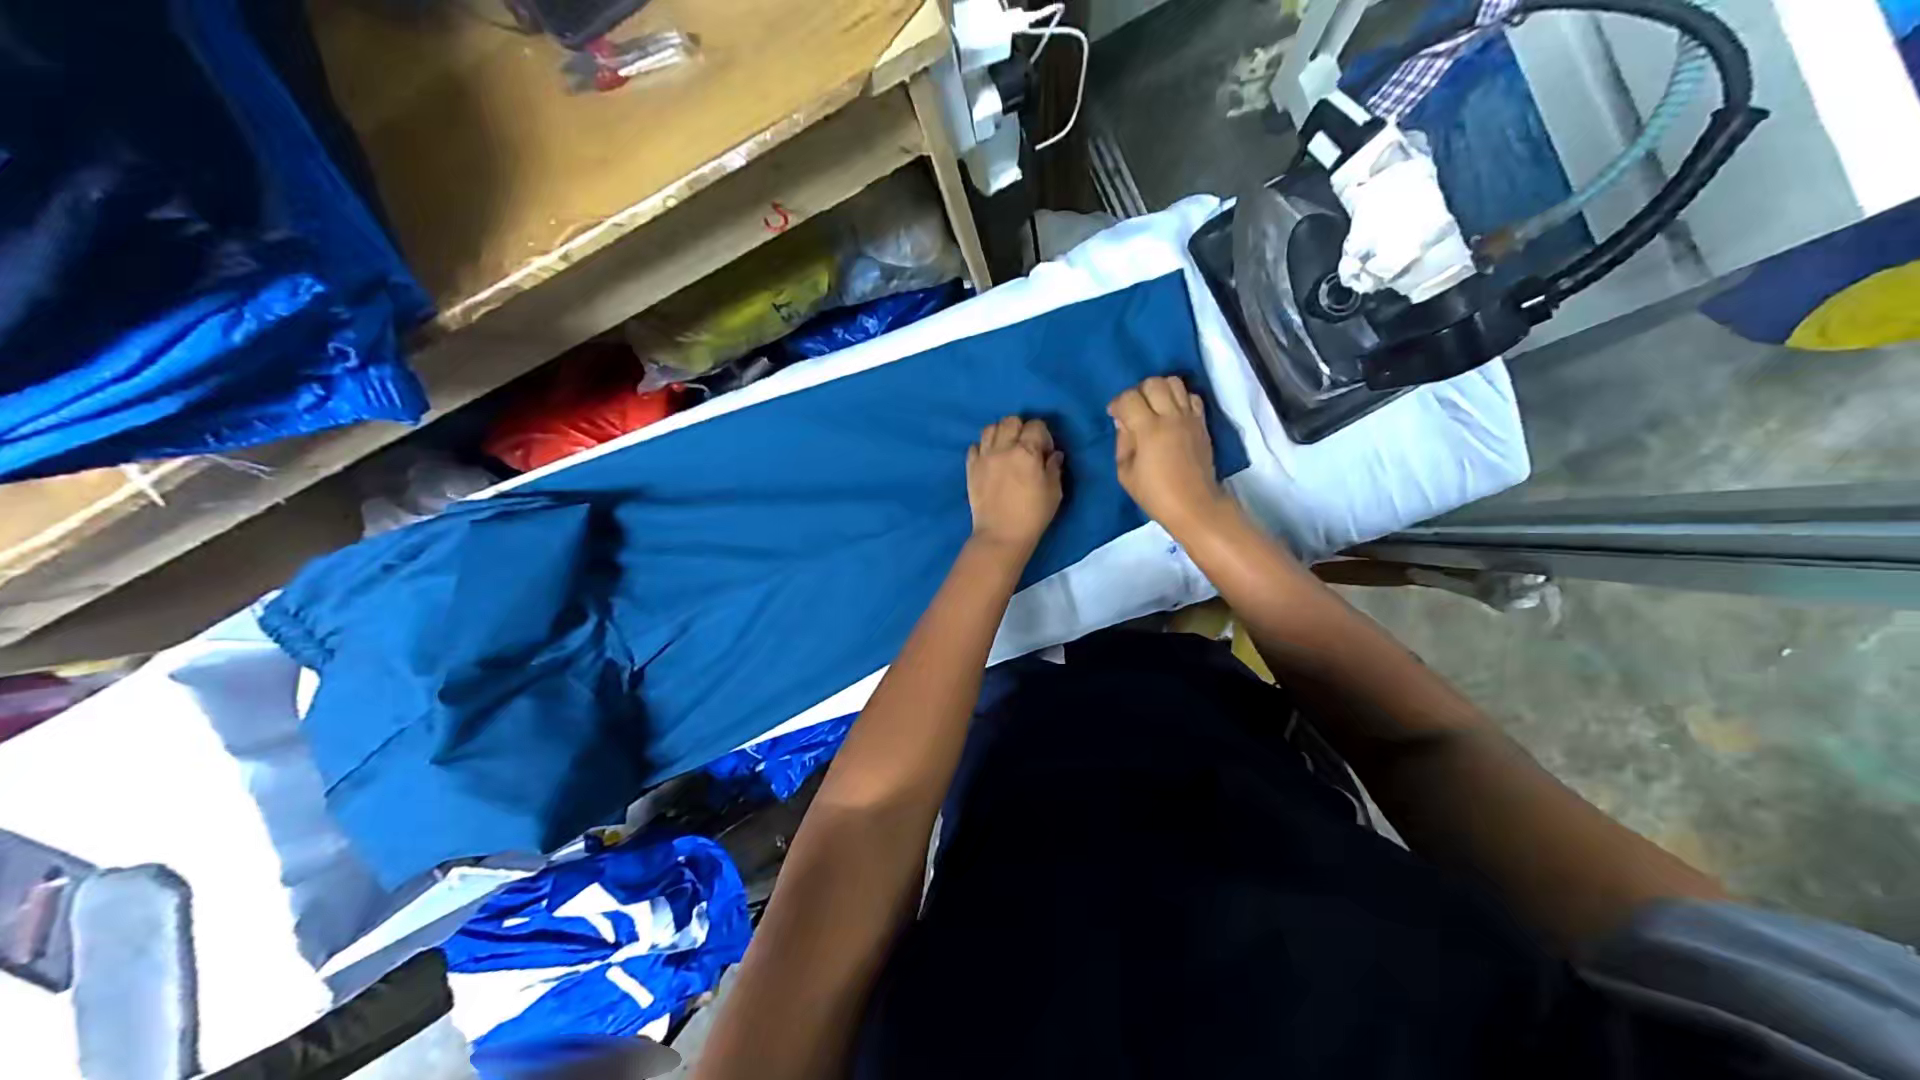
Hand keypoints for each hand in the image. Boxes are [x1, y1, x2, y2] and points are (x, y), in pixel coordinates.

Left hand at [967, 416, 1062, 553]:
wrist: (1001, 535)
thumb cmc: (1033, 515)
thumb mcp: (1054, 492)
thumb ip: (1054, 468)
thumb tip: (1054, 454)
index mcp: (1027, 452)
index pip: (1036, 425)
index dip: (1043, 435)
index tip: (1045, 452)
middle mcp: (1003, 448)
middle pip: (1011, 421)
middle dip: (1021, 428)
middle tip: (1025, 447)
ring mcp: (984, 457)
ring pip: (990, 428)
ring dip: (1000, 434)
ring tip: (1006, 449)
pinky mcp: (970, 468)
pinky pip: (974, 446)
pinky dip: (983, 448)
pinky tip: (990, 460)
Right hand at [1109, 376, 1237, 539]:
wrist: (1195, 505)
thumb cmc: (1155, 494)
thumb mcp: (1125, 472)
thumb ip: (1122, 441)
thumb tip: (1123, 421)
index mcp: (1149, 429)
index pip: (1129, 398)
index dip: (1117, 403)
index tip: (1114, 415)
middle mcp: (1172, 417)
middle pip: (1154, 383)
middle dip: (1138, 391)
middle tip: (1134, 409)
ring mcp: (1190, 418)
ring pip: (1175, 383)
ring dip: (1160, 390)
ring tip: (1154, 407)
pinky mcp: (1202, 423)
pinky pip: (1192, 397)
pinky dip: (1180, 398)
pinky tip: (1173, 414)